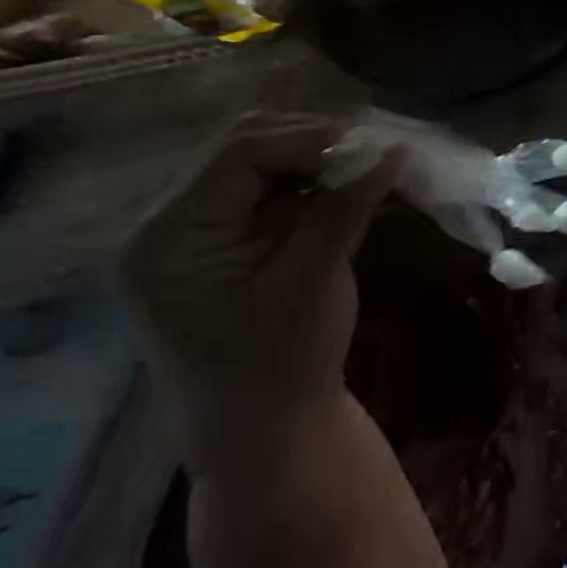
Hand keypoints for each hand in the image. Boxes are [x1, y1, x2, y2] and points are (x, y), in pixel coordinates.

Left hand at [121, 112, 400, 439]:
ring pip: (264, 159)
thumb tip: (396, 148)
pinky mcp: (229, 236)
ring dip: (320, 159)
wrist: (264, 428)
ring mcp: (200, 228)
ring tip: (369, 170)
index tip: (375, 149)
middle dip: (316, 143)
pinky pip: (274, 186)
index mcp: (170, 238)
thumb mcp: (314, 281)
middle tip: (375, 155)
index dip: (312, 139)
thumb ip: (346, 209)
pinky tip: (349, 191)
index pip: (240, 153)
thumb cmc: (281, 365)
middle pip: (246, 146)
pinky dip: (317, 181)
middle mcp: (172, 222)